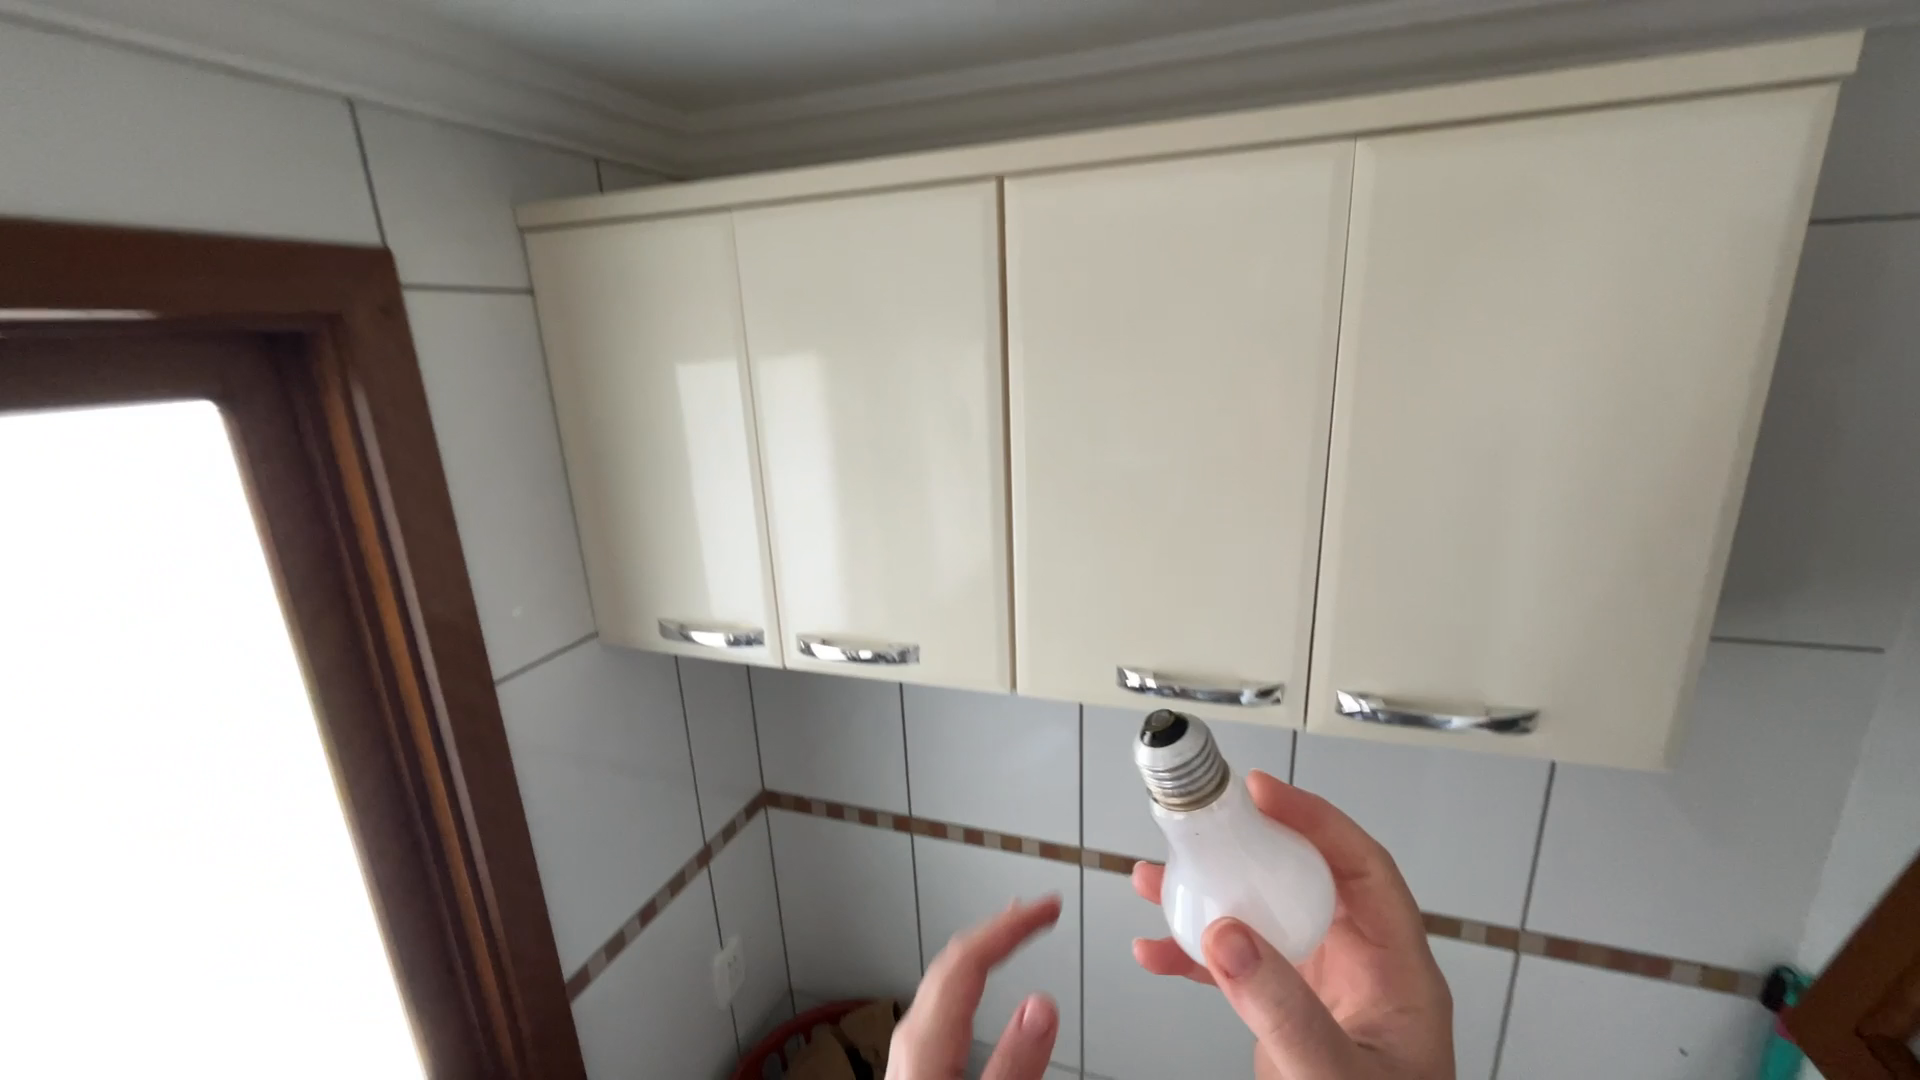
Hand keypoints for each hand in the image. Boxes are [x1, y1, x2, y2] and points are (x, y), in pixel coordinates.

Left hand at [888, 894, 1063, 1078]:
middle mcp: (913, 1034)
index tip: (1047, 908)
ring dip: (985, 944)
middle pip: (957, 958)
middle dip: (1001, 926)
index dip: (1010, 925)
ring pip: (949, 975)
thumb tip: (1042, 1005)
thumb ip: (1013, 1064)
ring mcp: (912, 1046)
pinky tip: (980, 976)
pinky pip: (946, 996)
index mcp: (924, 1040)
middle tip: (1041, 908)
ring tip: (1014, 927)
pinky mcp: (918, 1061)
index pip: (970, 958)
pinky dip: (972, 971)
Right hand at [1131, 771, 1453, 1078]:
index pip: (1362, 868)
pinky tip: (1154, 951)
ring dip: (1203, 893)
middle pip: (1299, 878)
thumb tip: (1224, 933)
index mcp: (1396, 968)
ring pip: (1257, 914)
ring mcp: (1316, 985)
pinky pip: (1232, 964)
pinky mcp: (1282, 1009)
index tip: (1262, 793)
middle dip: (1244, 845)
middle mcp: (1356, 964)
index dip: (1316, 821)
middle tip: (1201, 820)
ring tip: (1151, 878)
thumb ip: (1286, 1012)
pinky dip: (1191, 954)